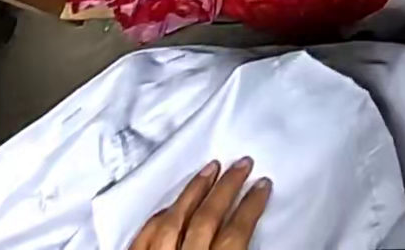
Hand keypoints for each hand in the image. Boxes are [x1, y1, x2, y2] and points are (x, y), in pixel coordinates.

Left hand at [127, 157, 269, 249]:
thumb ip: (239, 249)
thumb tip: (252, 223)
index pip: (235, 233)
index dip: (252, 205)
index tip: (263, 184)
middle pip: (205, 219)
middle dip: (227, 187)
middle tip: (243, 163)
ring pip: (171, 223)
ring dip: (193, 192)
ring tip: (211, 167)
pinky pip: (140, 240)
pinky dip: (156, 220)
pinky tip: (170, 204)